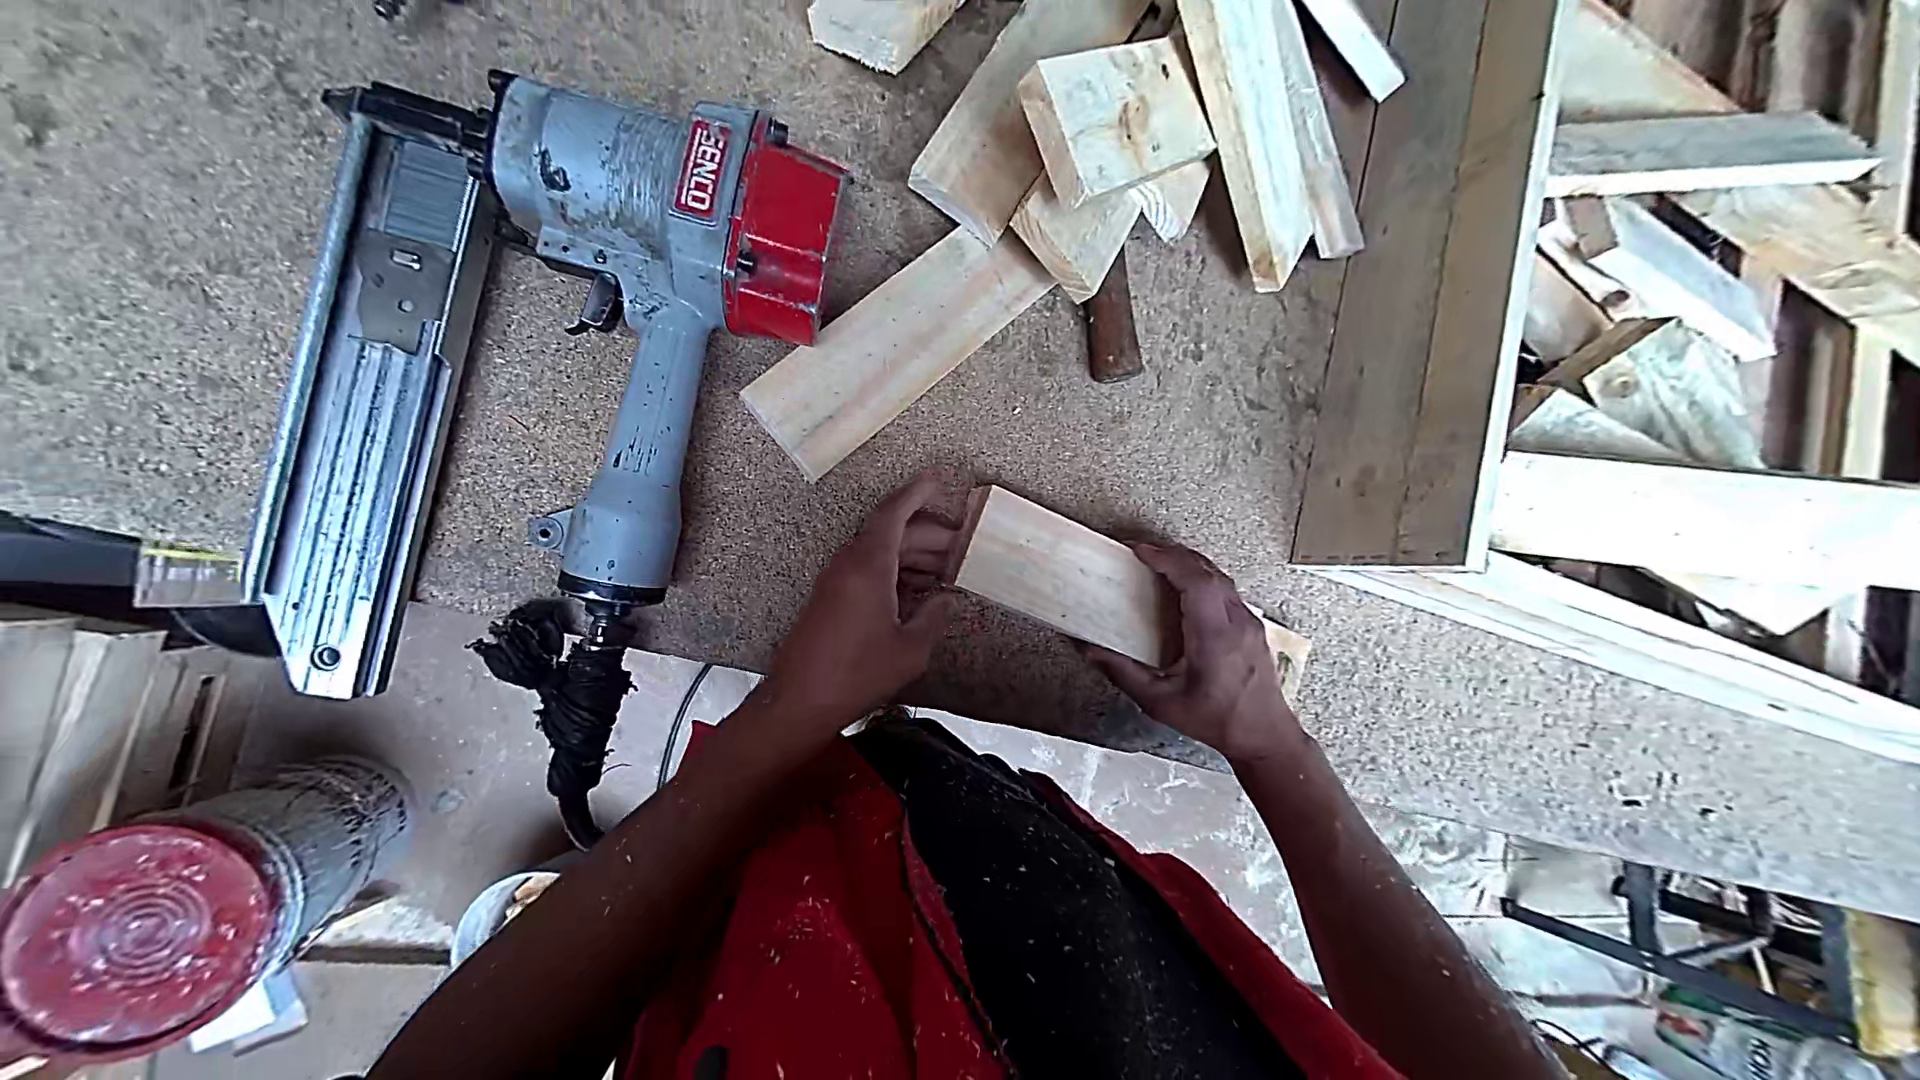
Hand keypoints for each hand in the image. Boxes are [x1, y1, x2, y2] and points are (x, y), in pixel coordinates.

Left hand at [756, 474, 959, 731]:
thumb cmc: (855, 674)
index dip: (916, 493)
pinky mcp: (832, 598)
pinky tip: (917, 591)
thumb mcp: (909, 649)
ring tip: (946, 570)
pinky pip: (868, 570)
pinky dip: (895, 572)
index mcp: (868, 566)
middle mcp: (849, 564)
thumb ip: (934, 617)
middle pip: (892, 533)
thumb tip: (946, 600)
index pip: (893, 514)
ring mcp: (837, 580)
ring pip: (880, 552)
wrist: (800, 701)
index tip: (935, 478)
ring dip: (913, 555)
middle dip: (928, 535)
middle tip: (960, 545)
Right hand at [1083, 544, 1304, 764]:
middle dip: (1172, 554)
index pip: (1194, 581)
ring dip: (1188, 563)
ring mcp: (1248, 622)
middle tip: (1143, 552)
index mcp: (1214, 636)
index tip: (1140, 551)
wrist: (1265, 736)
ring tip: (1160, 562)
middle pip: (1206, 570)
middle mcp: (1235, 622)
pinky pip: (1226, 588)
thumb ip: (1123, 674)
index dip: (1166, 559)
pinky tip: (1184, 585)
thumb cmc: (1217, 721)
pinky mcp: (1250, 626)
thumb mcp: (1161, 702)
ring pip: (1219, 576)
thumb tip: (1093, 651)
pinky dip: (1201, 577)